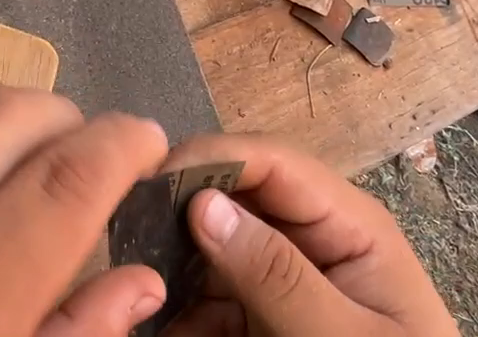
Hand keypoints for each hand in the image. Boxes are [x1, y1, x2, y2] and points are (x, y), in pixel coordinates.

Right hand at [162, 135, 456, 335]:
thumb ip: (280, 276)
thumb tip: (203, 203)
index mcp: (346, 221)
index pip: (270, 161)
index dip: (210, 158)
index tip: (151, 183)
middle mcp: (307, 235)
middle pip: (232, 197)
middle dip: (179, 212)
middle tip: (131, 239)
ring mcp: (280, 275)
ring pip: (208, 245)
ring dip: (170, 264)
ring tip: (136, 287)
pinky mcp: (259, 312)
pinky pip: (207, 293)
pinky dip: (177, 307)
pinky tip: (152, 319)